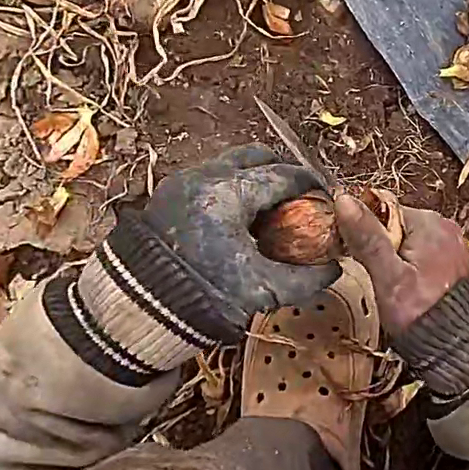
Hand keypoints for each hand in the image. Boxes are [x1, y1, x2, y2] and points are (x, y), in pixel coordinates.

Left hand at [132, 144, 340, 318]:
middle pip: (258, 156)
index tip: (324, 196)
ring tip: (271, 203)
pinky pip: (211, 176)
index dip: (311, 184)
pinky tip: (242, 213)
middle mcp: (206, 177)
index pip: (284, 176)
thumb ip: (306, 278)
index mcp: (231, 194)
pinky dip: (233, 185)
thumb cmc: (203, 298)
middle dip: (284, 171)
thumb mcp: (263, 290)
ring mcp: (184, 181)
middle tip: (300, 194)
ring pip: (232, 162)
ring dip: (256, 175)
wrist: (135, 313)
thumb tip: (333, 268)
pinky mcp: (169, 193)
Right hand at [335, 193, 468, 334]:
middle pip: (398, 226)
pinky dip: (415, 271)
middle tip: (381, 279)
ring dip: (399, 262)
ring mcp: (453, 245)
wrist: (462, 347)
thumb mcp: (387, 276)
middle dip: (384, 250)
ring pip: (411, 243)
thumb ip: (367, 238)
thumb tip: (345, 201)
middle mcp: (445, 227)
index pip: (384, 211)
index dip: (365, 233)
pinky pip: (426, 257)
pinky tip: (413, 292)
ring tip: (397, 290)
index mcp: (428, 222)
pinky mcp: (456, 263)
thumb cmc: (422, 312)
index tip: (359, 257)